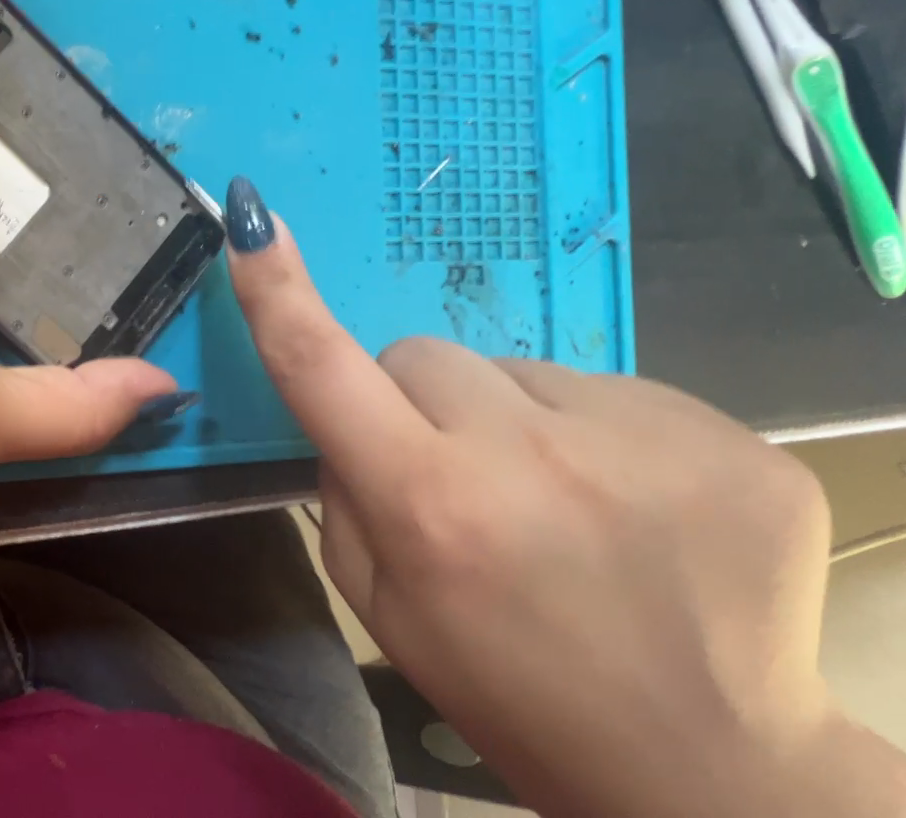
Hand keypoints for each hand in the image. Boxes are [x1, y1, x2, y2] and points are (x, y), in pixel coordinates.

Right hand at [220, 177, 901, 817]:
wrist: (708, 766)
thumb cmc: (504, 689)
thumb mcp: (378, 606)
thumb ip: (340, 494)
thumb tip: (346, 415)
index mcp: (429, 505)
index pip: (323, 366)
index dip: (277, 290)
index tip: (251, 218)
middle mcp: (530, 455)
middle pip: (421, 354)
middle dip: (412, 399)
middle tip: (449, 474)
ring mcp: (644, 439)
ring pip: (516, 369)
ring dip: (508, 418)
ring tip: (552, 502)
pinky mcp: (729, 440)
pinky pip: (608, 393)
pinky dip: (593, 434)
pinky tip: (625, 506)